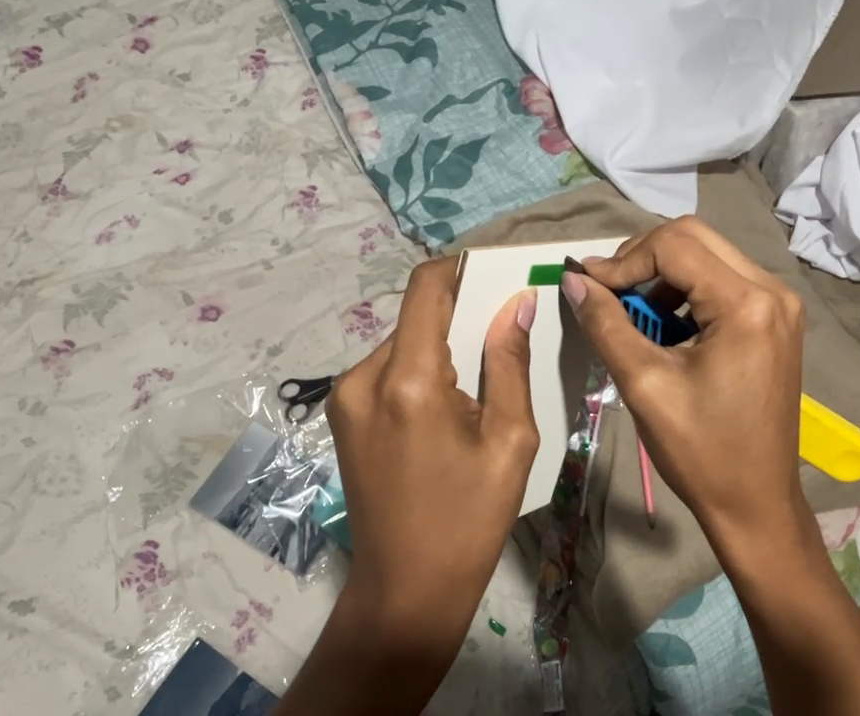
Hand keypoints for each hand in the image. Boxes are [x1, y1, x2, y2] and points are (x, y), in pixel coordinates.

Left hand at [324, 256, 539, 647]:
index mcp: (408, 380)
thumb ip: (510, 362)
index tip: (498, 273)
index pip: (426, 287)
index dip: (461, 268)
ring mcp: (345, 396)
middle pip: (417, 316)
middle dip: (461, 316)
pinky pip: (388, 370)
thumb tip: (517, 302)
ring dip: (441, 347)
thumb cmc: (469, 519)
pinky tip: (448, 406)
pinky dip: (421, 371)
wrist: (404, 591)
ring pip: (404, 342)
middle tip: (505, 334)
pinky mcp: (342, 415)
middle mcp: (364, 377)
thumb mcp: (510, 440)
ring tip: (479, 382)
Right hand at [561, 218, 808, 554]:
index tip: (588, 287)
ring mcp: (778, 304)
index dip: (623, 261)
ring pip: (707, 254)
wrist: (757, 503)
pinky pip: (722, 279)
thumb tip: (573, 280)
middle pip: (693, 237)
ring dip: (662, 273)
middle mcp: (771, 290)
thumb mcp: (644, 384)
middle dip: (642, 258)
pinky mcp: (774, 319)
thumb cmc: (701, 451)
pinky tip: (663, 326)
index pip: (673, 245)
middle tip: (608, 292)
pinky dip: (685, 290)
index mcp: (747, 304)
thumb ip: (606, 323)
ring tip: (632, 314)